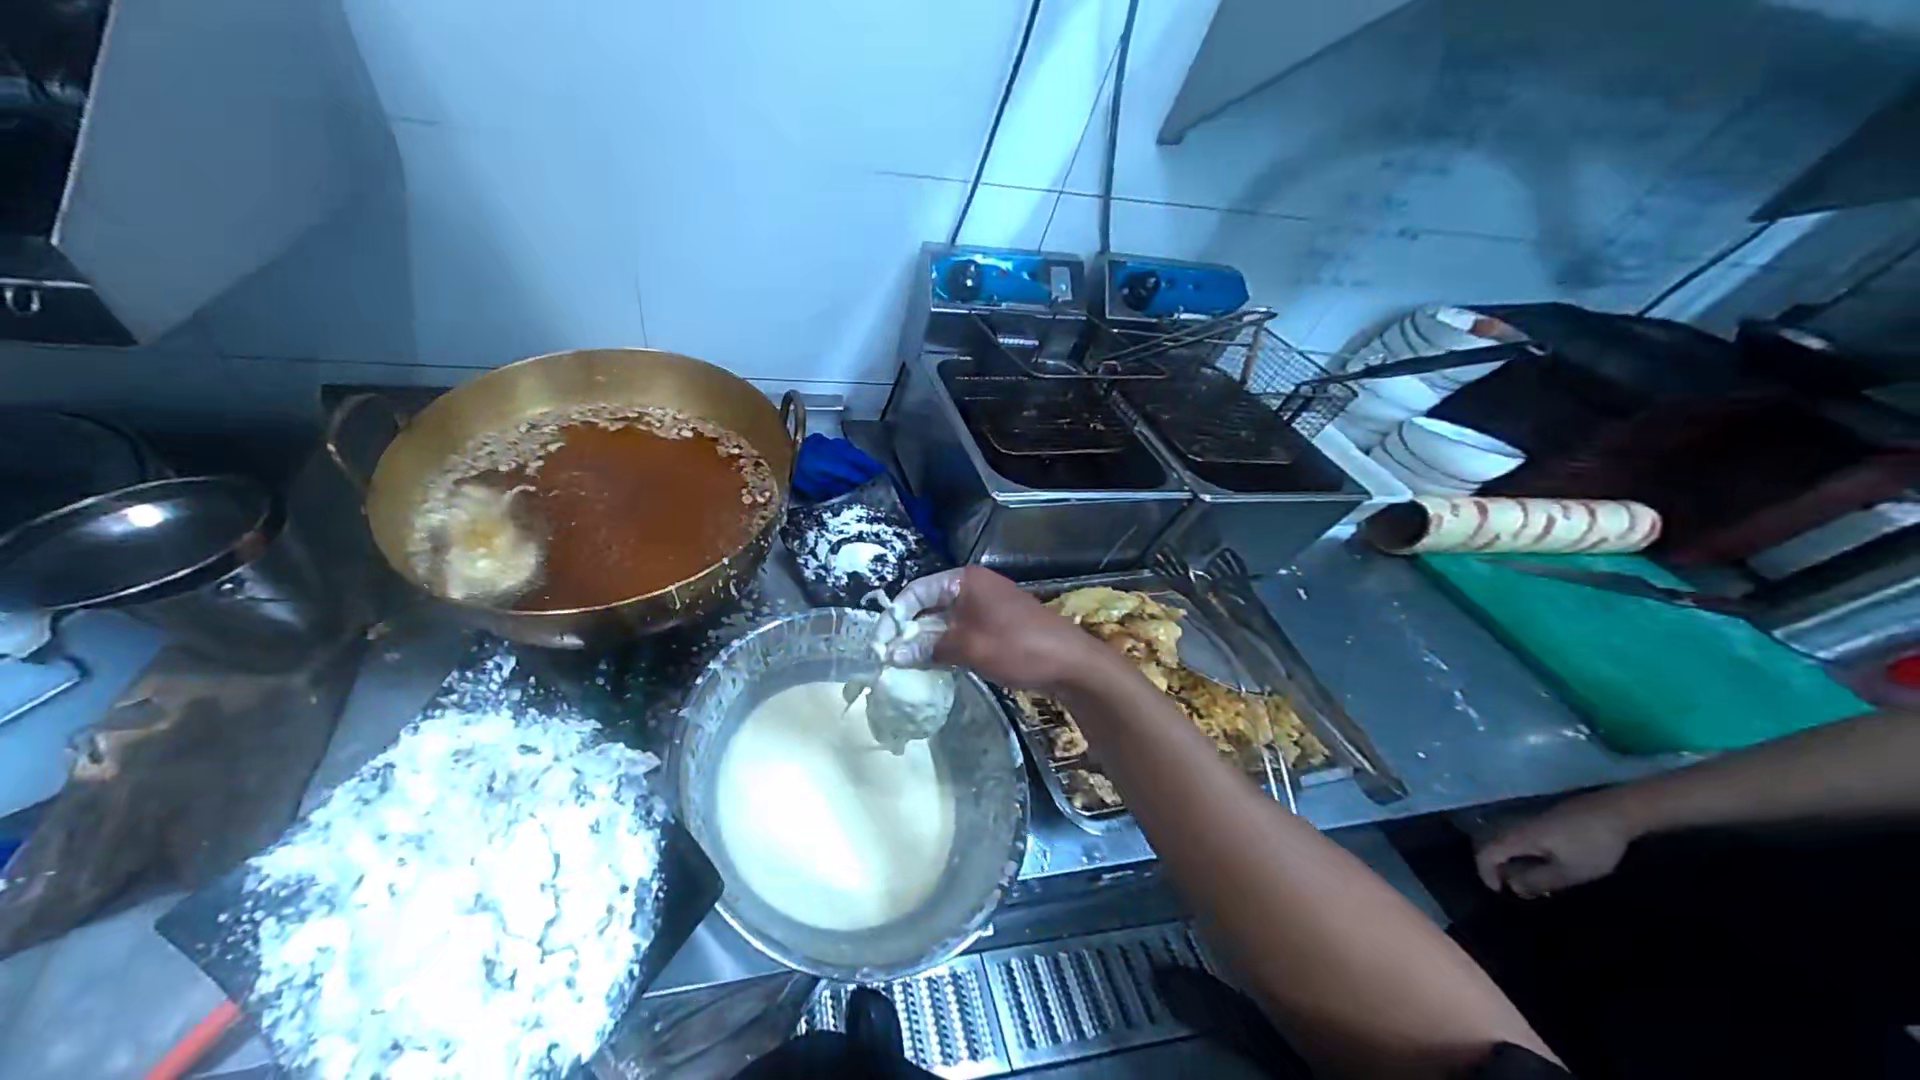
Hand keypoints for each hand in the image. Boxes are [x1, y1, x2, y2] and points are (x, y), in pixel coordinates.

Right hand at [882, 567, 1115, 693]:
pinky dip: (947, 645)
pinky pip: (962, 630)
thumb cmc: (1017, 646)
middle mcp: (974, 586)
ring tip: (907, 664)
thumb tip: (893, 654)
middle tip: (890, 657)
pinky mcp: (997, 623)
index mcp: (965, 580)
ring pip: (945, 620)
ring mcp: (987, 604)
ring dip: (926, 641)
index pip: (916, 592)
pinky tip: (936, 665)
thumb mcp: (968, 647)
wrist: (1071, 663)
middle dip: (908, 630)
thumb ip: (928, 648)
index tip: (880, 645)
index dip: (895, 617)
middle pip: (928, 604)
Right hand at [1474, 795, 1638, 898]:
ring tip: (1536, 882)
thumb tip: (1514, 886)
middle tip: (1520, 889)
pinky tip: (1548, 867)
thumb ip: (1540, 880)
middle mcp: (1515, 827)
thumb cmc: (1591, 843)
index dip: (1486, 873)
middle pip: (1493, 847)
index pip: (1485, 853)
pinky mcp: (1542, 822)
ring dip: (1514, 864)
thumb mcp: (1571, 870)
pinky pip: (1522, 841)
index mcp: (1517, 838)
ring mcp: (1528, 823)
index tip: (1501, 891)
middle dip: (1499, 870)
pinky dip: (1525, 857)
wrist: (1613, 812)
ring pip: (1508, 844)